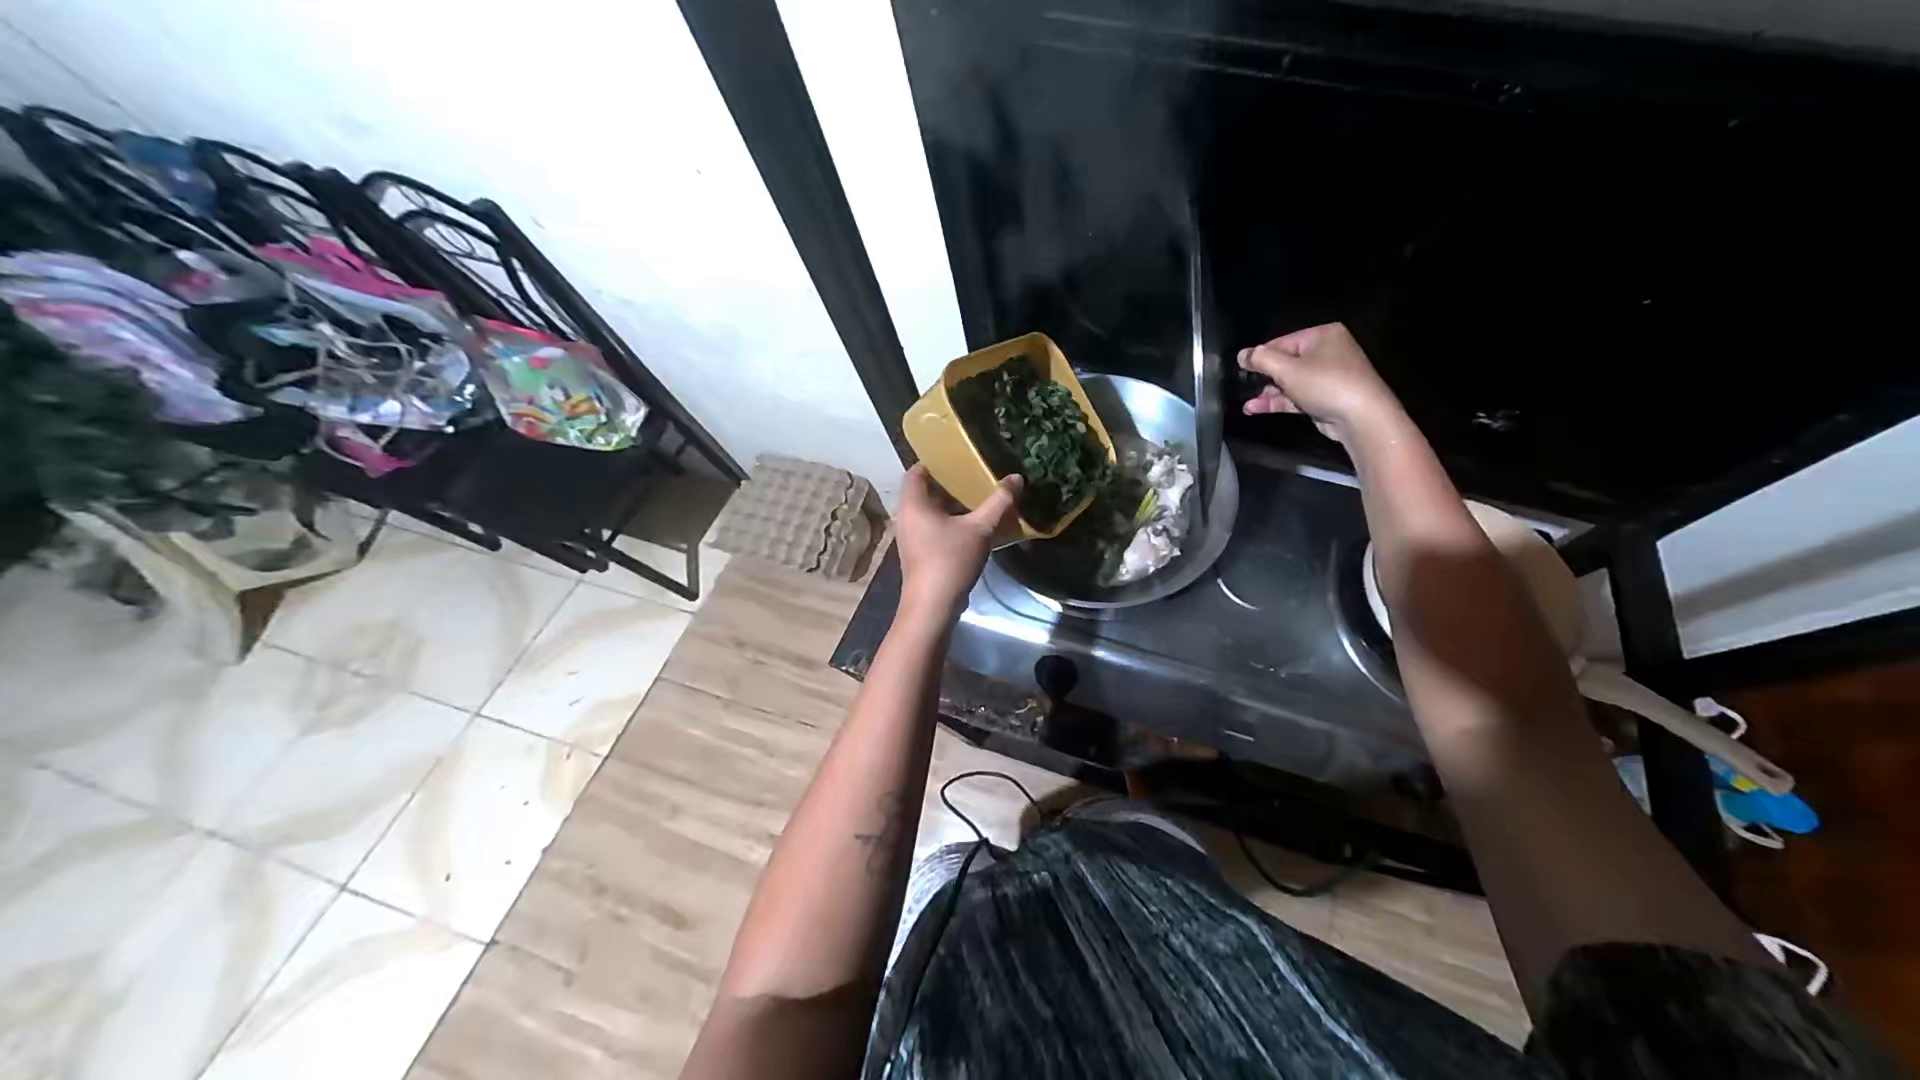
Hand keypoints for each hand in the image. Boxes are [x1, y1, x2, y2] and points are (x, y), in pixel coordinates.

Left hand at [895, 464, 1021, 615]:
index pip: (916, 471)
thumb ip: (998, 502)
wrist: (933, 606)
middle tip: (976, 476)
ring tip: (979, 497)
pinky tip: (973, 525)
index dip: (935, 461)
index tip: (959, 458)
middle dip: (950, 483)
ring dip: (952, 505)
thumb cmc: (950, 560)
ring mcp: (911, 537)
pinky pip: (933, 528)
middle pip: (925, 491)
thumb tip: (1016, 478)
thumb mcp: (979, 529)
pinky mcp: (919, 553)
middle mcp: (907, 517)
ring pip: (930, 512)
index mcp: (913, 504)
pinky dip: (950, 522)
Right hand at [1237, 322, 1401, 442]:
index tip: (1240, 369)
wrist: (1361, 417)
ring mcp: (1327, 376)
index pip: (1282, 341)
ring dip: (1268, 392)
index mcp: (1322, 335)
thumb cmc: (1325, 384)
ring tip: (1247, 404)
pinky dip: (1279, 401)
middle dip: (1263, 377)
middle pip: (1286, 361)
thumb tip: (1242, 354)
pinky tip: (1256, 408)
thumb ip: (1261, 359)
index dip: (1260, 356)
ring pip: (1290, 381)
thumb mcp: (1287, 369)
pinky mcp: (1324, 397)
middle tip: (1243, 387)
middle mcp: (1327, 351)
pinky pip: (1296, 395)